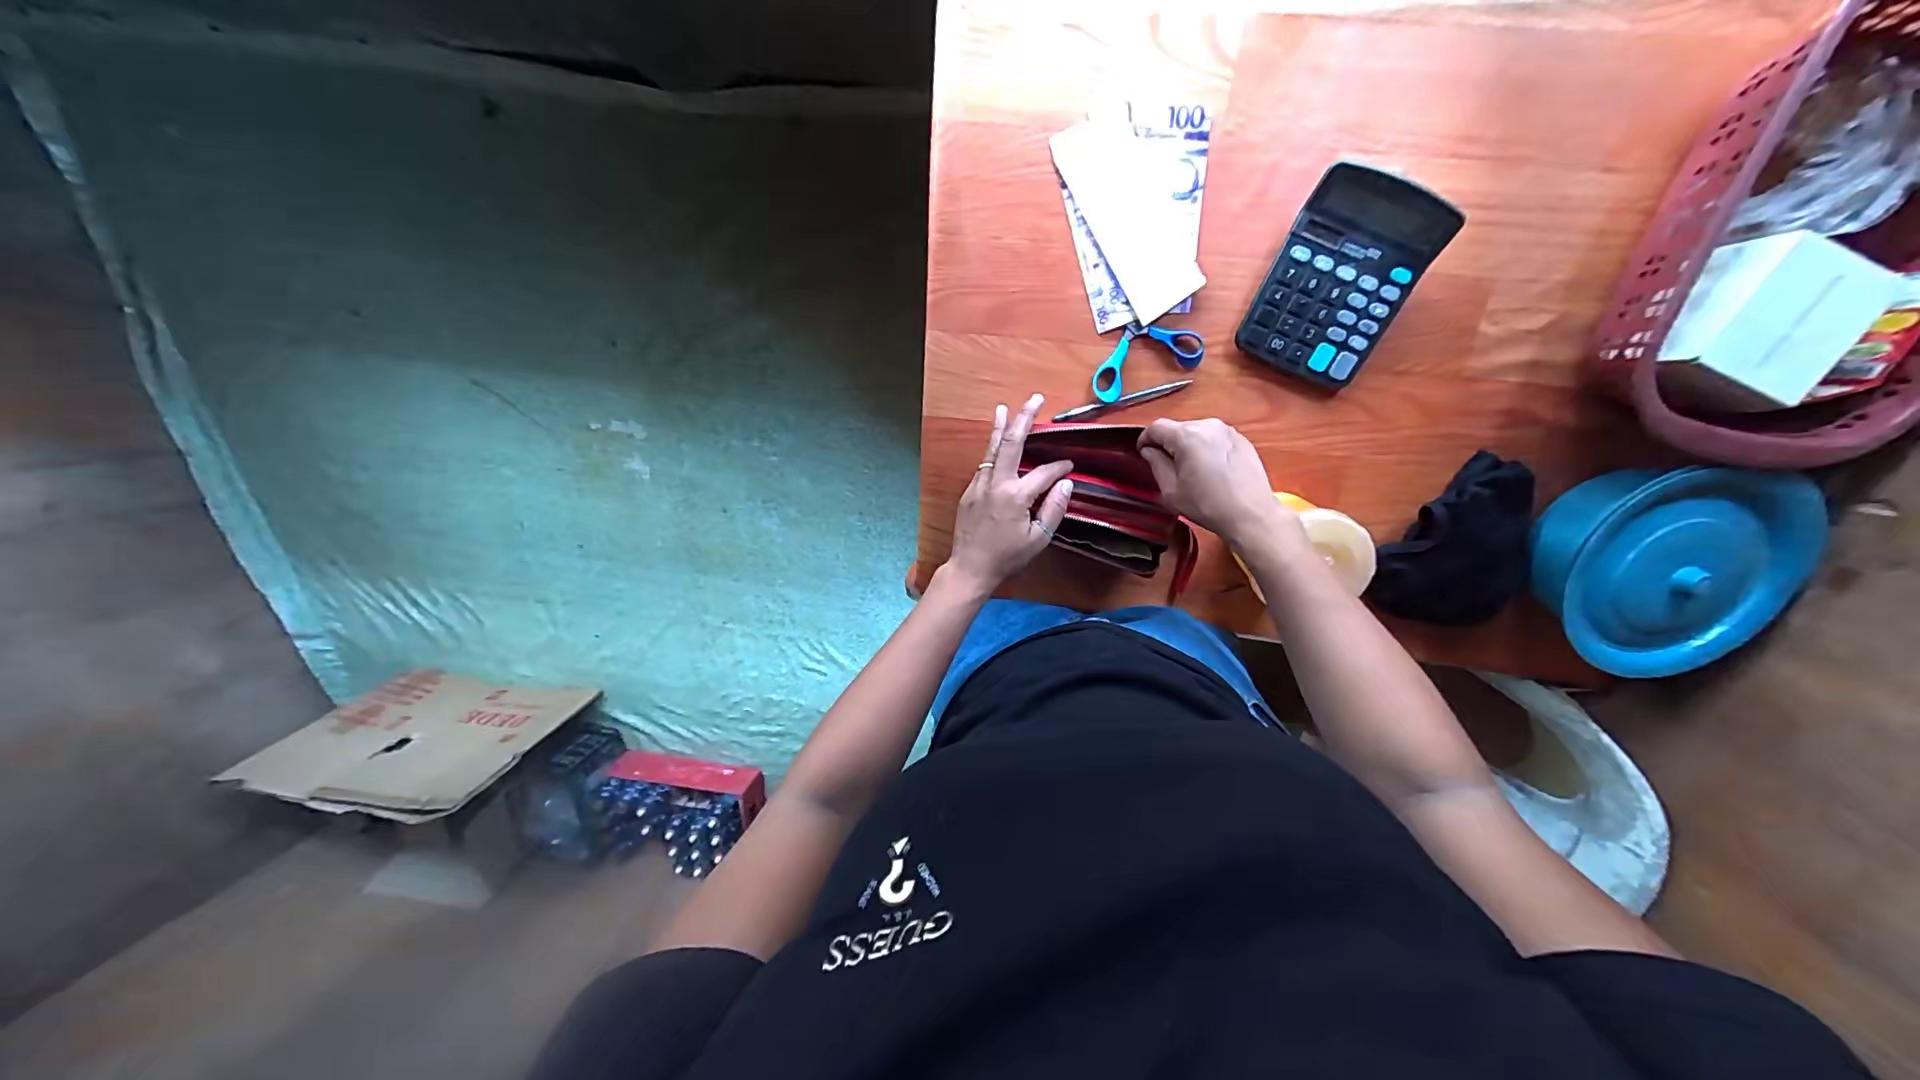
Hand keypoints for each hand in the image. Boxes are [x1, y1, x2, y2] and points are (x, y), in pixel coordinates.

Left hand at [944, 394, 1073, 591]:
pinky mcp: (969, 491)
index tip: (1069, 466)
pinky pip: (984, 465)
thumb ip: (1053, 509)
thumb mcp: (1038, 538)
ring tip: (1004, 408)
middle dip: (1023, 419)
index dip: (1059, 468)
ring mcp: (979, 485)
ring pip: (992, 450)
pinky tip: (997, 444)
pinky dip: (993, 451)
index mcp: (1016, 497)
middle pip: (1012, 444)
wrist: (970, 568)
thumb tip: (1066, 484)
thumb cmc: (1008, 557)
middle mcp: (996, 484)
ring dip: (1000, 428)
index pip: (1044, 473)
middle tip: (1034, 399)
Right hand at [1137, 417, 1293, 545]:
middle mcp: (1208, 425)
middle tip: (1167, 466)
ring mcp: (1228, 431)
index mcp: (1187, 436)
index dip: (1145, 439)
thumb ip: (1156, 464)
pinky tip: (1210, 470)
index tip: (1143, 453)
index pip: (1156, 427)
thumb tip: (1150, 451)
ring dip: (1188, 446)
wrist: (1250, 514)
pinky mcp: (1242, 439)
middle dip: (1168, 443)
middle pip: (1178, 428)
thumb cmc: (1207, 505)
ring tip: (1190, 470)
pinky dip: (1206, 448)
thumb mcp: (1171, 489)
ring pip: (1197, 432)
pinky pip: (1215, 438)